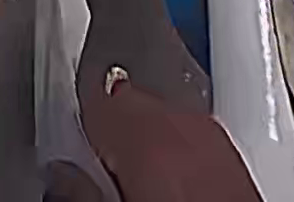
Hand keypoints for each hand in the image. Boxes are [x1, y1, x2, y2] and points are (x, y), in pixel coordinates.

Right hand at [72, 68, 262, 201]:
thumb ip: (80, 192)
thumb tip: (61, 175)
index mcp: (147, 135)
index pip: (96, 100)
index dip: (80, 127)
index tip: (73, 153)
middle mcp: (182, 123)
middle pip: (129, 104)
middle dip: (113, 133)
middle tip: (101, 175)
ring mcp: (212, 136)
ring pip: (160, 118)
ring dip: (145, 143)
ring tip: (138, 187)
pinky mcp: (232, 156)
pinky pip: (188, 137)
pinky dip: (174, 154)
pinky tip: (171, 189)